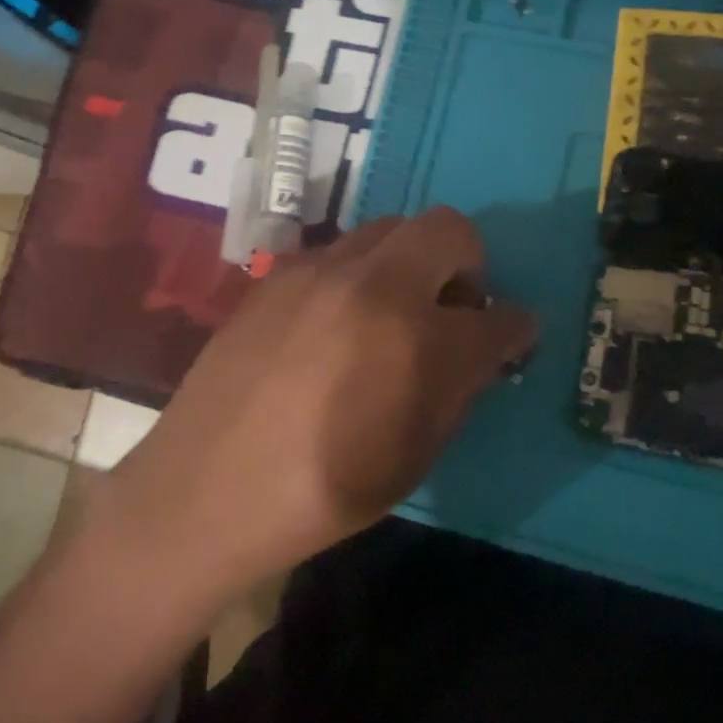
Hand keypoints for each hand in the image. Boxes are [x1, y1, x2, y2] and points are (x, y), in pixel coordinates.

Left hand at [92, 207, 537, 588]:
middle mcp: (375, 287)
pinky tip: (338, 322)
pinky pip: (340, 251)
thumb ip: (458, 390)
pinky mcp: (278, 275)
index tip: (512, 339)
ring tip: (392, 313)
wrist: (206, 490)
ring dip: (411, 262)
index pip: (499, 317)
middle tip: (452, 310)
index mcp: (420, 342)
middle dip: (469, 264)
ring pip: (391, 230)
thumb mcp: (415, 457)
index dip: (516, 329)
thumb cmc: (323, 492)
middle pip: (449, 229)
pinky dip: (360, 274)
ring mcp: (321, 272)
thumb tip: (480, 352)